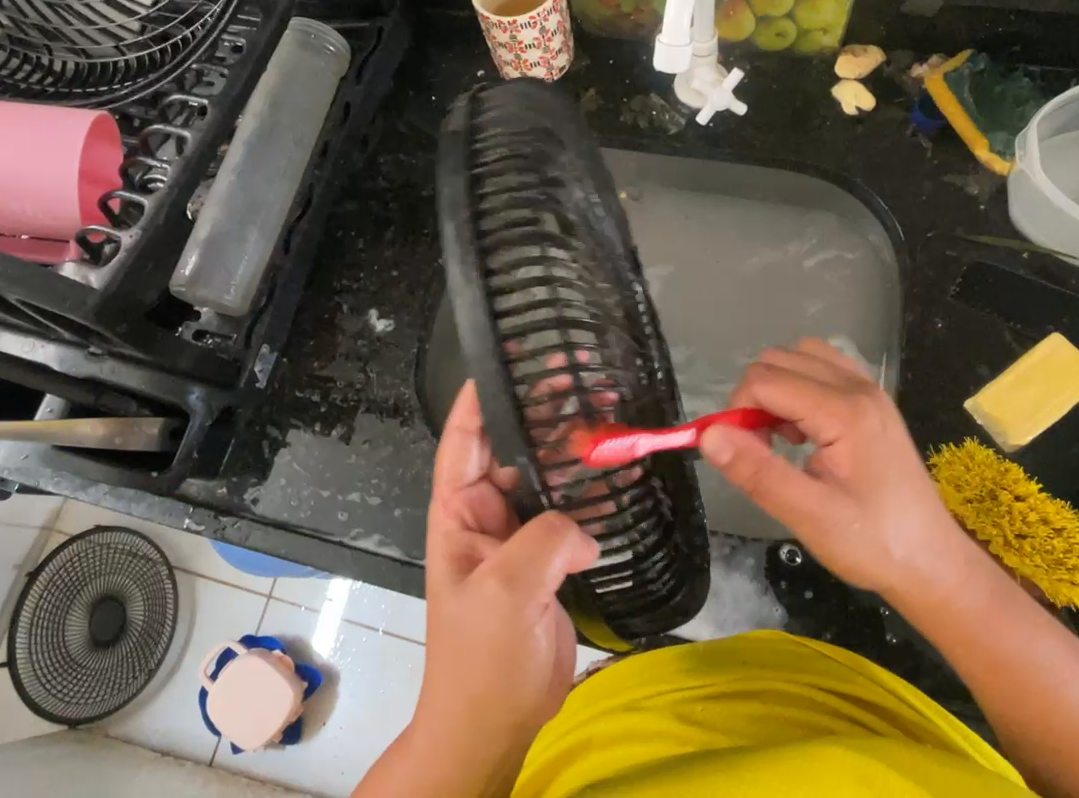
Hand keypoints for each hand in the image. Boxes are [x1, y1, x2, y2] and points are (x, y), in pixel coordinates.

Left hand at [413, 380, 599, 763]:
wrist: (496, 721)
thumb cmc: (480, 656)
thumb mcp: (503, 590)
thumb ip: (544, 540)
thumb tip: (584, 530)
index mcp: (457, 513)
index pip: (463, 440)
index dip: (480, 398)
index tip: (509, 358)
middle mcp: (486, 516)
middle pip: (512, 450)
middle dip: (541, 414)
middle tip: (579, 375)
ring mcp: (519, 538)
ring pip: (546, 480)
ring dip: (572, 450)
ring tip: (608, 411)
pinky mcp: (549, 561)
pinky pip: (572, 516)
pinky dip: (594, 495)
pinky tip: (621, 474)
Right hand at [699, 338, 963, 595]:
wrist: (933, 564)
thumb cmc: (873, 544)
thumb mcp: (809, 516)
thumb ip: (757, 471)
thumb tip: (709, 435)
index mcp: (844, 412)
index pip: (764, 381)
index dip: (737, 412)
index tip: (742, 455)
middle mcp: (858, 388)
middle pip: (778, 360)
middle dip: (754, 399)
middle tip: (761, 450)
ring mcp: (870, 391)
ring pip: (800, 356)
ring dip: (777, 389)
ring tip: (781, 437)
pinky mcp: (873, 403)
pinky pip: (824, 368)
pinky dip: (800, 387)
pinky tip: (804, 430)